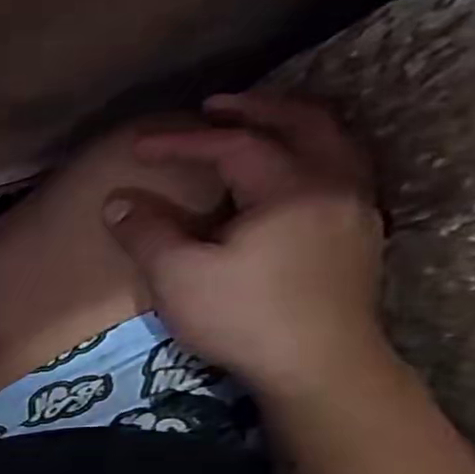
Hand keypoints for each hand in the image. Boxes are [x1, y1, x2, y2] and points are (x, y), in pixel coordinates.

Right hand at [103, 92, 389, 396]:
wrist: (316, 366)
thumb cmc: (241, 316)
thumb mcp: (176, 276)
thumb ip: (147, 232)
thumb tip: (118, 201)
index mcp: (292, 190)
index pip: (235, 147)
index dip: (184, 142)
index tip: (139, 146)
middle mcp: (335, 187)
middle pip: (305, 125)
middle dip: (256, 110)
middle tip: (214, 107)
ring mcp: (355, 210)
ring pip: (333, 145)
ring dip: (291, 127)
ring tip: (253, 129)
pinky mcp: (356, 236)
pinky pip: (337, 172)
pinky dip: (308, 156)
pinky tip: (282, 175)